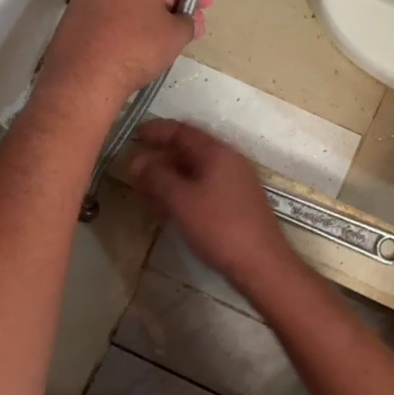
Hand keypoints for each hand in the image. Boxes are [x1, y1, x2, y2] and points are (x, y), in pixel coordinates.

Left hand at [38, 0, 212, 106]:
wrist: (82, 78)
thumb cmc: (136, 49)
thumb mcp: (175, 36)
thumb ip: (189, 22)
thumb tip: (188, 20)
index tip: (203, 4)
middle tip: (185, 25)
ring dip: (149, 10)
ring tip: (160, 38)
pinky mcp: (76, 14)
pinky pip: (110, 9)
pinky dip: (127, 20)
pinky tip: (132, 46)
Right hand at [126, 119, 294, 280]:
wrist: (261, 264)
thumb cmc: (219, 227)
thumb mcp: (181, 200)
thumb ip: (156, 177)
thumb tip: (137, 161)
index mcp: (217, 152)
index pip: (182, 131)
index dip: (156, 131)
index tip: (133, 136)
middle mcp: (228, 162)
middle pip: (188, 150)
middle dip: (158, 158)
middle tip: (133, 170)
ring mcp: (233, 183)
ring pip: (193, 172)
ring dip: (167, 178)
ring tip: (143, 191)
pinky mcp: (234, 204)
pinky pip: (202, 188)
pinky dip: (181, 192)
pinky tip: (165, 208)